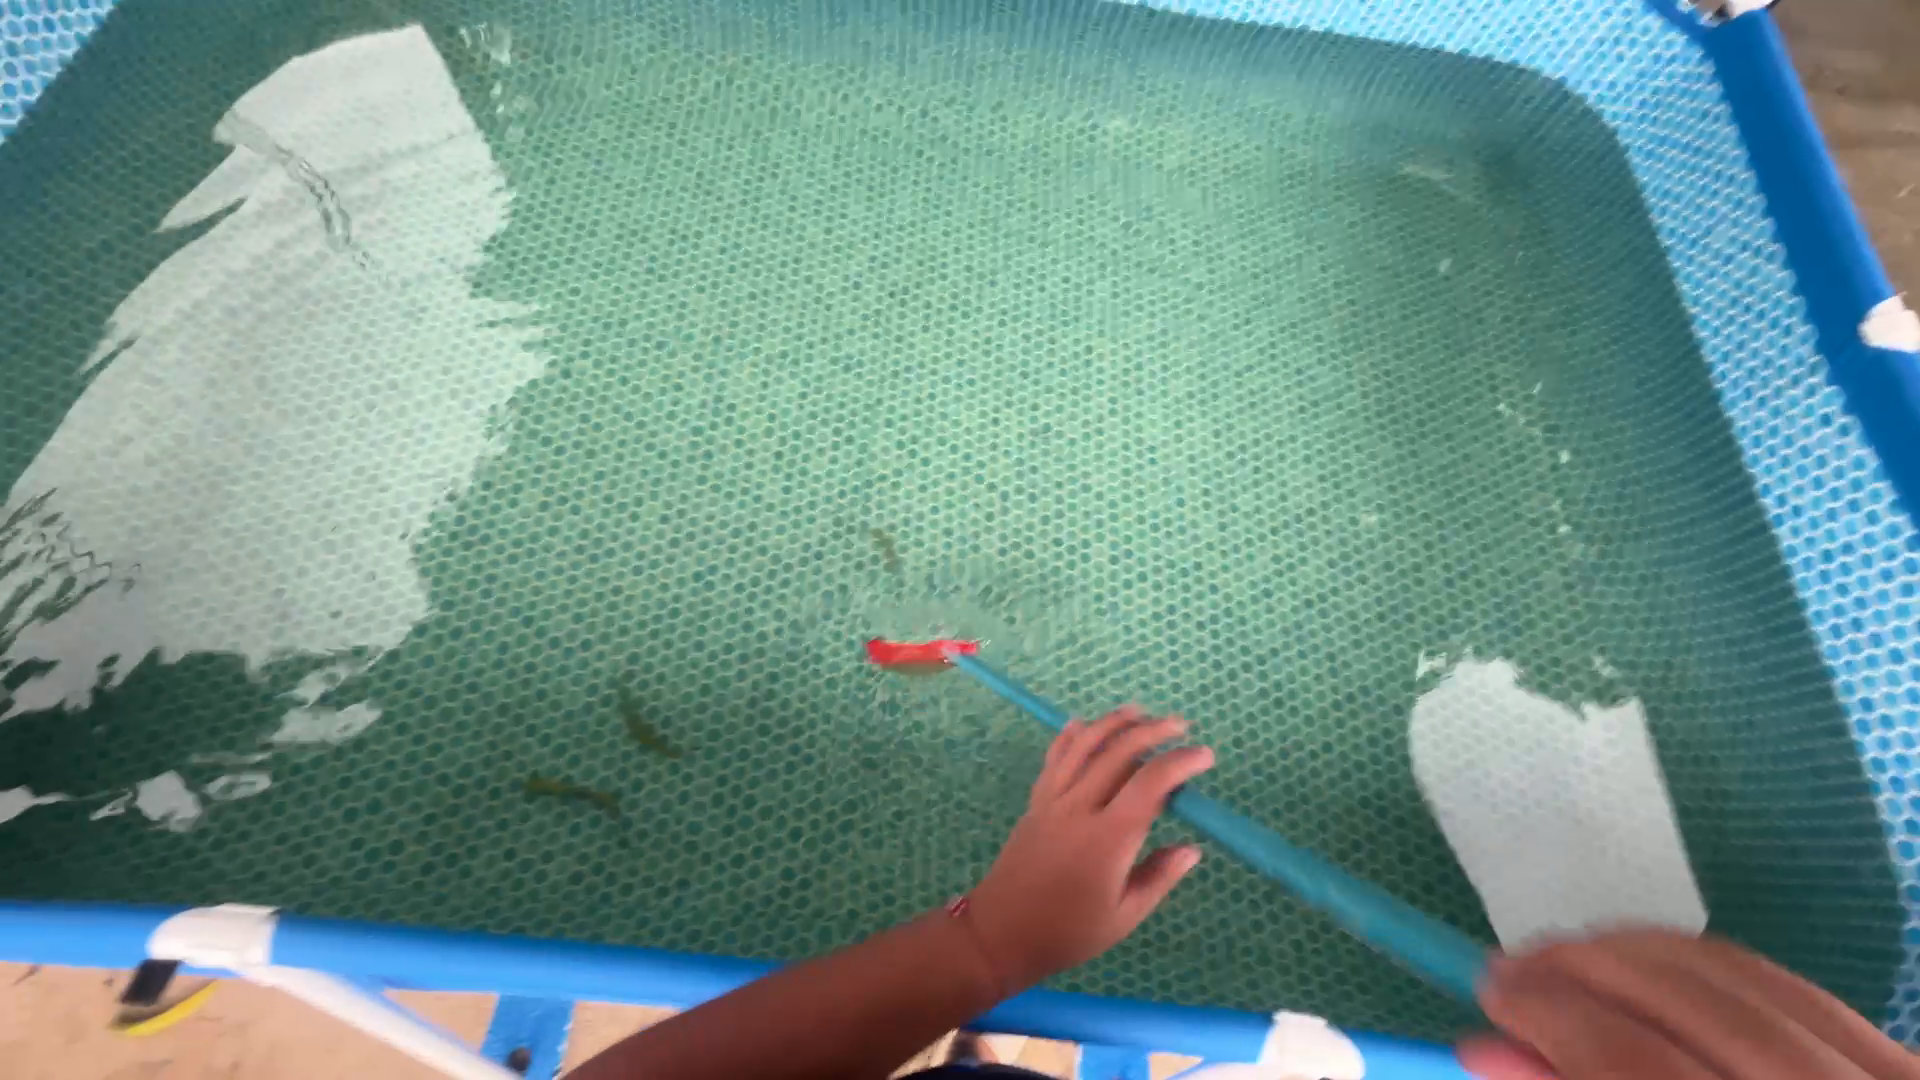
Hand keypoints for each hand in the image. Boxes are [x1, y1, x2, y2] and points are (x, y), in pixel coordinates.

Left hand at [963, 705, 1214, 992]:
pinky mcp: (1036, 800)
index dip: (1180, 762)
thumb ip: (1159, 876)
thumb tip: (1193, 848)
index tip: (1204, 756)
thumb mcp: (1125, 915)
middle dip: (1152, 731)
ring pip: (1084, 745)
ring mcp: (1053, 798)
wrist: (1002, 929)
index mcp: (1108, 837)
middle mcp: (1080, 806)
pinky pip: (1055, 757)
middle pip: (1118, 752)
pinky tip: (1083, 724)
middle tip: (1180, 726)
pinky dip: (1071, 736)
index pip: (1150, 783)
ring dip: (1112, 722)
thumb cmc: (1069, 930)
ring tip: (1138, 712)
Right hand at [1460, 928, 1919, 1079]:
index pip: (1632, 1062)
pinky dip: (1688, 958)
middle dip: (1573, 965)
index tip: (1489, 989)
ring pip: (1729, 975)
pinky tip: (1639, 964)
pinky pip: (1776, 980)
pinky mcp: (1906, 1064)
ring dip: (1622, 949)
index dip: (1547, 1012)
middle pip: (1682, 1002)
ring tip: (1564, 958)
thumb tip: (1484, 1047)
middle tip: (1513, 966)